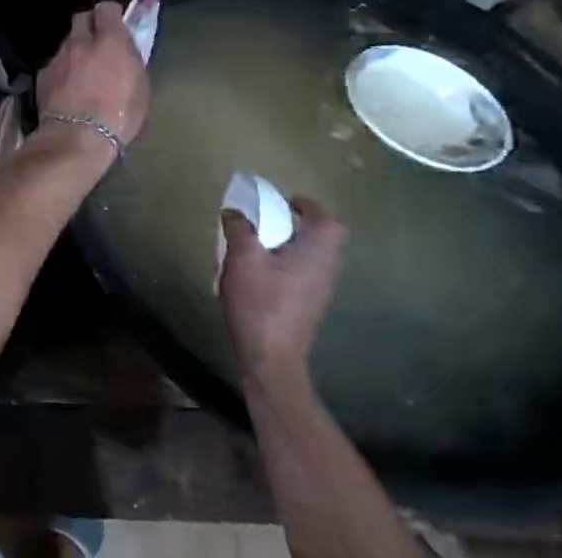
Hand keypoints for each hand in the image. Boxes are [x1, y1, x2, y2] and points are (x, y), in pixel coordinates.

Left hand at [36, 0, 149, 145]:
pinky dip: (62, 70)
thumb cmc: (119, 116)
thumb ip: (132, 62)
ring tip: (83, 72)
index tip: (117, 27)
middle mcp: (80, 42)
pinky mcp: (42, 75)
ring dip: (76, 51)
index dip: (111, 15)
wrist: (76, 138)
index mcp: (110, 41)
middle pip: (81, 18)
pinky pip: (55, 64)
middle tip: (99, 45)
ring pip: (67, 43)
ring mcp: (58, 57)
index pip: (106, 8)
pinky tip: (67, 89)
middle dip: (90, 27)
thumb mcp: (141, 88)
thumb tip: (126, 52)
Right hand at [219, 195, 346, 380]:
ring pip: (311, 256)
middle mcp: (326, 269)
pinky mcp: (309, 307)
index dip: (308, 206)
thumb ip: (239, 228)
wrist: (271, 359)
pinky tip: (259, 272)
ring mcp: (320, 291)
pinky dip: (286, 264)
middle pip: (321, 236)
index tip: (283, 202)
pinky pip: (302, 273)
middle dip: (296, 224)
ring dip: (289, 245)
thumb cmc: (260, 303)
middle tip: (267, 220)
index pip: (327, 219)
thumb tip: (235, 213)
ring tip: (258, 244)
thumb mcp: (242, 257)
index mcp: (317, 252)